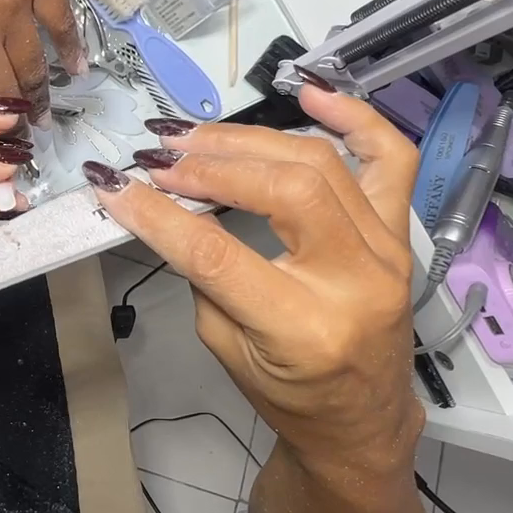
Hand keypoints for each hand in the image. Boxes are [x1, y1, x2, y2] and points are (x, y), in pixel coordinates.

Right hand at [85, 86, 422, 470]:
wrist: (361, 419)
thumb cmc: (286, 393)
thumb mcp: (222, 344)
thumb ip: (201, 271)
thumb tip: (166, 202)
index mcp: (303, 327)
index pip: (215, 252)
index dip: (156, 213)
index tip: (113, 184)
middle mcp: (355, 282)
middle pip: (282, 191)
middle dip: (208, 166)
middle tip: (158, 159)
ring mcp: (387, 251)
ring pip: (319, 164)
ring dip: (247, 140)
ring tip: (194, 137)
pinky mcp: (399, 234)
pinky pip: (392, 161)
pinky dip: (355, 118)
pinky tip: (311, 93)